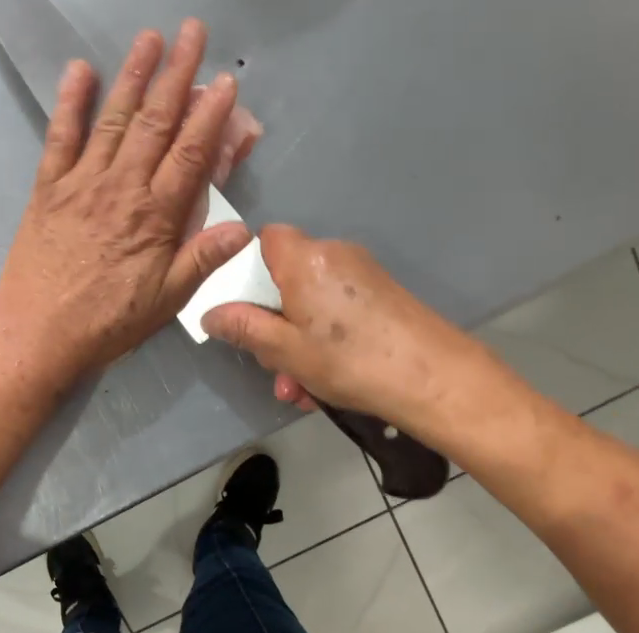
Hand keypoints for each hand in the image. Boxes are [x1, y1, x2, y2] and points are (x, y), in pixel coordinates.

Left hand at [0, 20, 253, 381]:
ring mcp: (82, 184)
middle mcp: (121, 188)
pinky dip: (70, 103)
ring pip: (113, 120)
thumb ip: (201, 259)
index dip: (211, 116)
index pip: (190, 154)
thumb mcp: (164, 302)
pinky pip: (60, 138)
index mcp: (155, 216)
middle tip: (193, 33)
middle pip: (155, 123)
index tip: (225, 83)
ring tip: (149, 39)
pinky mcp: (48, 190)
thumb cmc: (105, 324)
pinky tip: (79, 72)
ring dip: (133, 76)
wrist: (37, 333)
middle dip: (177, 75)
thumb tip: (244, 229)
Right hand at [202, 227, 506, 432]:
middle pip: (287, 278)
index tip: (243, 308)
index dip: (248, 268)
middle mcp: (334, 255)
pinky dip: (324, 342)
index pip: (267, 238)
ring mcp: (362, 274)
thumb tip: (210, 314)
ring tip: (300, 389)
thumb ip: (243, 328)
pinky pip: (336, 312)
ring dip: (297, 344)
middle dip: (272, 324)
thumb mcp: (283, 351)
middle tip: (273, 367)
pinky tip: (325, 383)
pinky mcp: (380, 295)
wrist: (429, 376)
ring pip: (311, 304)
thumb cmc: (348, 360)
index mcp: (306, 260)